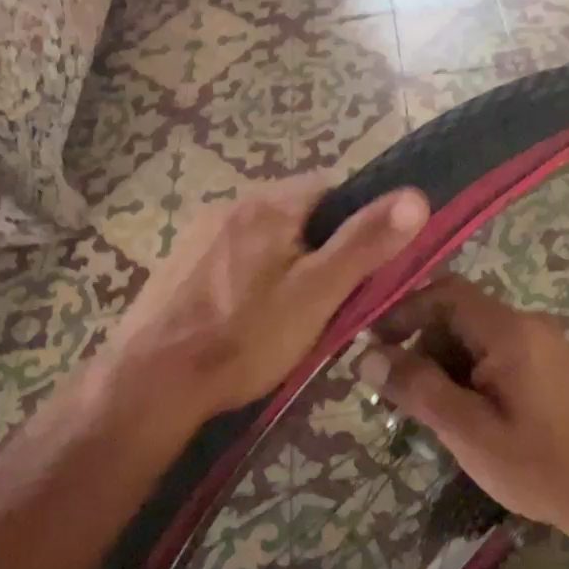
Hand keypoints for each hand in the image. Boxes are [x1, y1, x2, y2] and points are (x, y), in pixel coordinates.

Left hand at [105, 174, 428, 422]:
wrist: (151, 381)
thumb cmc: (245, 336)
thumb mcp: (318, 293)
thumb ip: (366, 242)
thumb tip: (417, 195)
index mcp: (270, 202)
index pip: (335, 187)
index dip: (360, 222)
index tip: (366, 266)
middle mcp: (232, 203)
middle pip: (300, 212)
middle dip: (322, 247)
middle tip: (331, 299)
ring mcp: (200, 233)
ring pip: (266, 237)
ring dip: (286, 263)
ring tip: (290, 315)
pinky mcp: (178, 263)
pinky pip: (234, 257)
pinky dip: (251, 278)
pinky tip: (246, 319)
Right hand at [357, 276, 568, 537]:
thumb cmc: (537, 466)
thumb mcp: (467, 430)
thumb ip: (417, 387)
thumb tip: (365, 356)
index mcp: (510, 331)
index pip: (445, 293)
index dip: (403, 312)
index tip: (372, 346)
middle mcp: (526, 325)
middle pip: (456, 316)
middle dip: (419, 348)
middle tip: (392, 394)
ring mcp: (540, 346)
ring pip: (472, 339)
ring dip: (440, 367)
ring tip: (420, 414)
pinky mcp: (545, 368)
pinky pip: (492, 356)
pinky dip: (465, 377)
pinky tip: (455, 417)